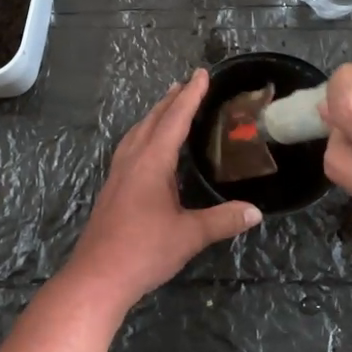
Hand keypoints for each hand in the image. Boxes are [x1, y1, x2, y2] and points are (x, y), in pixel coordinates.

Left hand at [65, 70, 262, 309]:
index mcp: (151, 162)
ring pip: (137, 133)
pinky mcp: (112, 189)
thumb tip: (255, 212)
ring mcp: (118, 174)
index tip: (201, 74)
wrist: (97, 276)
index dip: (190, 96)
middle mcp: (132, 160)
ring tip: (168, 107)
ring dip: (154, 116)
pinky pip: (130, 148)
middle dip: (171, 101)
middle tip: (186, 83)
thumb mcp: (189, 236)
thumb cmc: (143, 251)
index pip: (174, 120)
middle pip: (152, 120)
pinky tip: (147, 148)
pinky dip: (143, 136)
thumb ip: (222, 220)